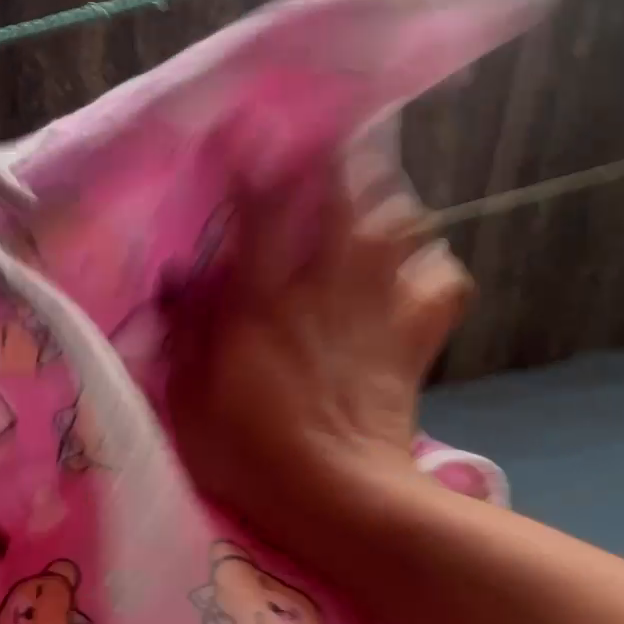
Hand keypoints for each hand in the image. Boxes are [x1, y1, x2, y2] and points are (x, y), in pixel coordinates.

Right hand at [164, 155, 472, 552]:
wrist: (335, 498)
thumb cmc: (243, 451)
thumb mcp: (185, 396)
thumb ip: (185, 332)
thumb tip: (182, 280)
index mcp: (261, 300)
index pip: (260, 209)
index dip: (254, 159)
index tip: (246, 125)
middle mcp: (324, 285)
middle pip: (346, 193)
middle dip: (337, 155)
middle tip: (321, 141)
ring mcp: (378, 307)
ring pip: (399, 221)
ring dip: (381, 201)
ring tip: (361, 204)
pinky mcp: (415, 337)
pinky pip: (441, 280)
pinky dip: (428, 268)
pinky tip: (408, 274)